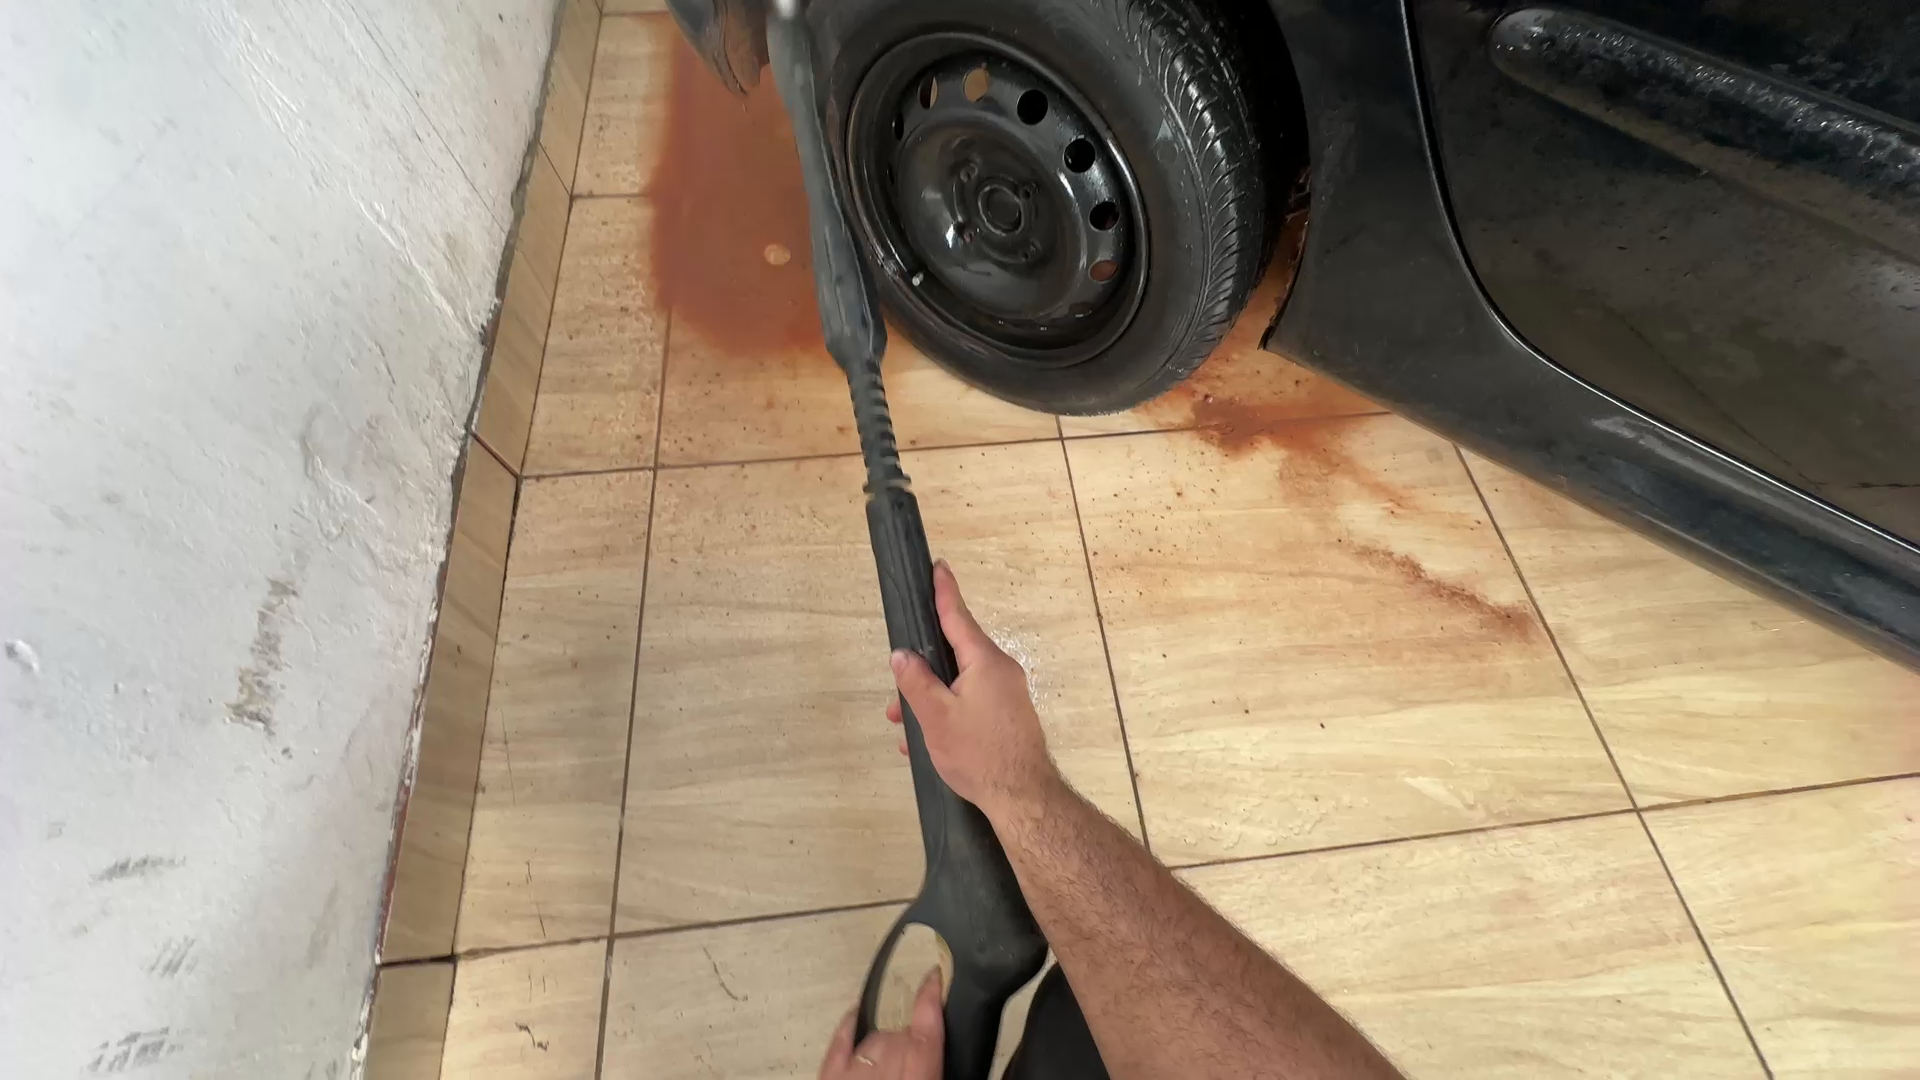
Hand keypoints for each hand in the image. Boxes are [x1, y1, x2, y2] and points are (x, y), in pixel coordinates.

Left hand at [819, 968, 943, 1078]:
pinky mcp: (829, 1074)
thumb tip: (937, 1047)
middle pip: (900, 1033)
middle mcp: (883, 1063)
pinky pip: (840, 1042)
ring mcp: (853, 1069)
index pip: (926, 1024)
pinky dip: (848, 1027)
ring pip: (874, 1036)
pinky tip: (854, 1015)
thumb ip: (932, 1063)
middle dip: (909, 1037)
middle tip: (917, 1055)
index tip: (934, 972)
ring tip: (892, 1061)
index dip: (931, 994)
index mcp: (916, 1072)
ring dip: (885, 1042)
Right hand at [887, 561, 1061, 819]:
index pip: (958, 615)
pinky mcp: (1007, 714)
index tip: (937, 566)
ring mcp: (1006, 693)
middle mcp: (1000, 670)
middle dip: (921, 671)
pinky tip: (926, 742)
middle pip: (953, 653)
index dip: (944, 590)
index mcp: (985, 661)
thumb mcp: (936, 717)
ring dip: (929, 699)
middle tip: (896, 696)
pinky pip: (970, 701)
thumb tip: (901, 655)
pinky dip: (947, 713)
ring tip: (905, 728)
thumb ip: (915, 682)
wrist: (1023, 798)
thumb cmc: (979, 754)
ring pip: (959, 682)